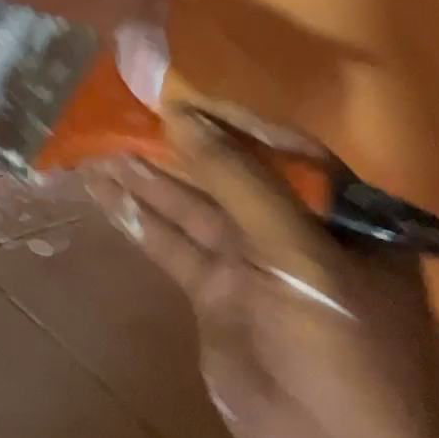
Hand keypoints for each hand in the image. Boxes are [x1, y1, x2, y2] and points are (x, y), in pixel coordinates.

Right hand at [84, 103, 438, 437]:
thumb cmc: (338, 339)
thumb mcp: (298, 253)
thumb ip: (240, 181)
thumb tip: (182, 114)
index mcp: (342, 219)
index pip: (285, 152)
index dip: (230, 122)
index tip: (175, 98)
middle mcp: (296, 233)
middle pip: (229, 176)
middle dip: (176, 147)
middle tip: (120, 114)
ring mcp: (252, 264)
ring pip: (191, 207)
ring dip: (146, 177)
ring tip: (96, 144)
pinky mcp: (215, 292)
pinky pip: (170, 242)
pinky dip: (135, 216)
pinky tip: (100, 190)